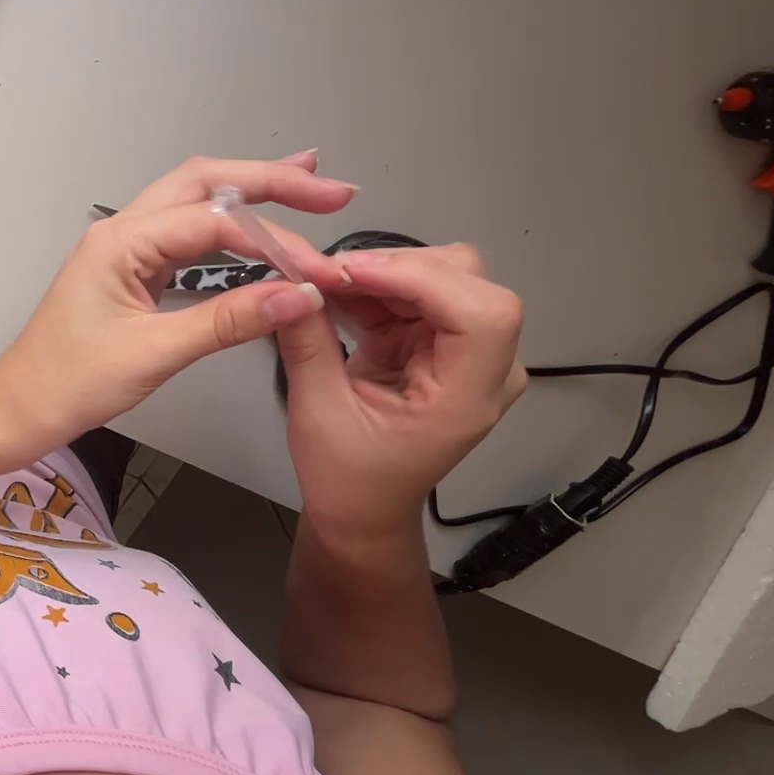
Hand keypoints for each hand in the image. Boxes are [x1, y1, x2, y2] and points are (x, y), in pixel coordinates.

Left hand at [0, 152, 358, 450]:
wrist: (23, 405)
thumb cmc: (68, 381)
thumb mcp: (154, 353)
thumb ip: (228, 321)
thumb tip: (295, 295)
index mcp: (118, 244)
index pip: (215, 221)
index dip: (275, 240)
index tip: (318, 269)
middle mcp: (118, 234)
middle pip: (203, 184)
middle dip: (269, 180)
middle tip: (328, 188)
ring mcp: (120, 250)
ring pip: (191, 202)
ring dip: (247, 192)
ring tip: (303, 182)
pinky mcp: (126, 270)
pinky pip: (180, 234)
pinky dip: (223, 226)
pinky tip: (250, 226)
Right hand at [277, 245, 528, 531]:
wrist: (361, 507)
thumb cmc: (344, 475)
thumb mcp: (316, 411)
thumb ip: (307, 344)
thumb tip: (290, 285)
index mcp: (467, 397)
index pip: (480, 314)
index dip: (420, 279)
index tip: (348, 271)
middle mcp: (483, 367)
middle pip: (465, 283)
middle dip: (392, 267)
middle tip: (322, 272)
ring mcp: (462, 352)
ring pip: (439, 278)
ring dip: (377, 272)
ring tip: (320, 280)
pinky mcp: (435, 343)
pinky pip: (410, 295)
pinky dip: (370, 286)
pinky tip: (331, 289)